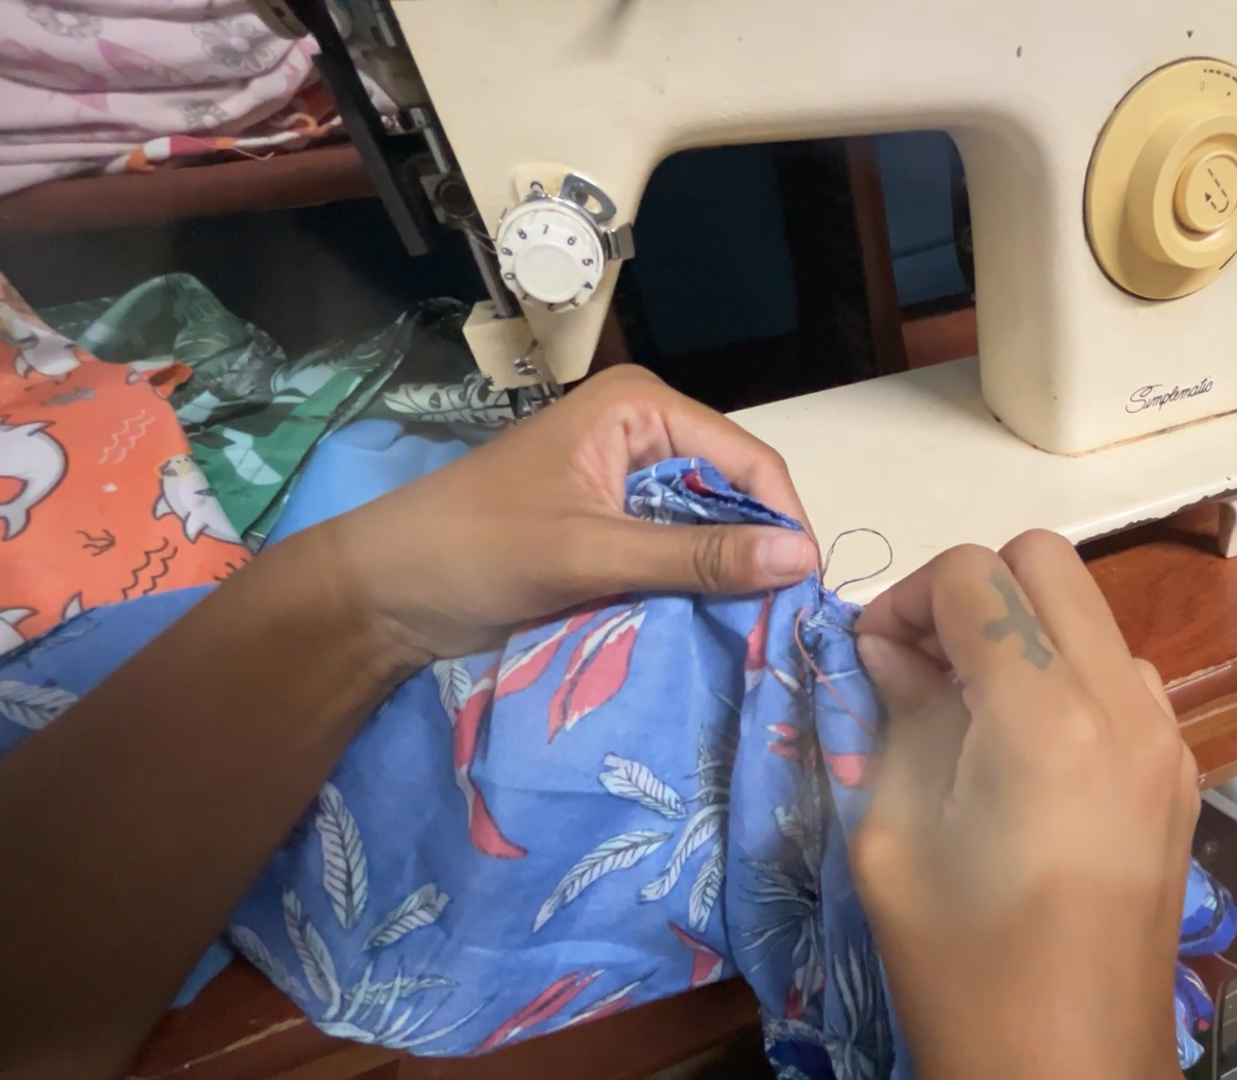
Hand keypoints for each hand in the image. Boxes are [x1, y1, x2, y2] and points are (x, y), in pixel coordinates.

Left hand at [315, 365, 817, 661]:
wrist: (381, 597)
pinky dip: (702, 579)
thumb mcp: (593, 552)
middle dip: (760, 546)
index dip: (782, 519)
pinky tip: (718, 612)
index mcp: (642, 408)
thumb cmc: (477, 550)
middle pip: (737, 489)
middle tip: (784, 611)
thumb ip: (698, 555)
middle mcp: (650, 432)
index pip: (747, 460)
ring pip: (716, 521)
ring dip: (733, 568)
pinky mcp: (625, 517)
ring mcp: (636, 476)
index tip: (804, 587)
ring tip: (761, 618)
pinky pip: (687, 545)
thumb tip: (804, 559)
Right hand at [851, 531, 1197, 1078]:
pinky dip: (1066, 669)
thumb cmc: (962, 966)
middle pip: (1045, 559)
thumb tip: (889, 646)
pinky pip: (1119, 667)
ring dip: (1022, 627)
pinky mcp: (1178, 762)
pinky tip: (1035, 743)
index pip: (975, 575)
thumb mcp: (893, 833)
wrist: (1072, 1072)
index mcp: (1047, 718)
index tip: (878, 653)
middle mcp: (1123, 702)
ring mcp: (1164, 730)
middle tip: (926, 661)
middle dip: (972, 589)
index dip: (909, 596)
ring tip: (976, 704)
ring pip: (1086, 608)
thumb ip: (894, 713)